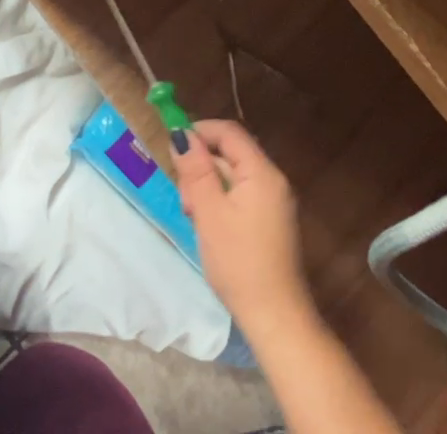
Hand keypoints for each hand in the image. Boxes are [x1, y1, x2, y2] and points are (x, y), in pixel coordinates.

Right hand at [170, 119, 315, 338]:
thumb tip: (181, 134)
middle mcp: (273, 181)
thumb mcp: (208, 212)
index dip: (199, 130)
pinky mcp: (269, 221)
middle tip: (184, 197)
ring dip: (207, 186)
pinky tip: (208, 226)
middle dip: (201, 165)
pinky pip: (240, 196)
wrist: (274, 315)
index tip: (172, 146)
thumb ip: (195, 170)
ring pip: (232, 176)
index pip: (229, 132)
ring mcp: (273, 202)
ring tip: (194, 216)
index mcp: (262, 173)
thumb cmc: (238, 261)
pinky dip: (219, 202)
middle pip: (230, 153)